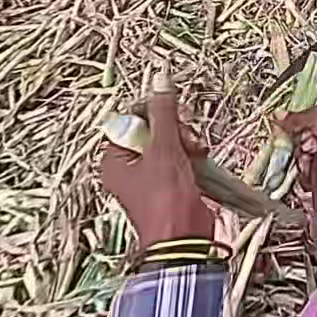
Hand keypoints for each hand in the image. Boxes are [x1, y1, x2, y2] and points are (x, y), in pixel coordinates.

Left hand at [100, 80, 214, 245]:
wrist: (186, 238)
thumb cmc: (165, 199)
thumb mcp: (164, 148)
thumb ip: (164, 111)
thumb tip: (161, 78)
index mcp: (116, 158)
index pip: (133, 117)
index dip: (155, 111)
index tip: (172, 114)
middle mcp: (130, 164)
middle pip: (154, 125)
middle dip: (175, 126)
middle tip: (187, 135)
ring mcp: (152, 173)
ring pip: (171, 137)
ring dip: (187, 138)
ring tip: (196, 149)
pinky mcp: (172, 179)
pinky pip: (181, 152)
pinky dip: (192, 151)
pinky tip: (200, 157)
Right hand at [282, 104, 316, 215]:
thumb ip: (298, 118)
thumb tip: (278, 116)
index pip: (301, 123)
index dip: (293, 128)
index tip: (286, 131)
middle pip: (297, 146)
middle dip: (298, 149)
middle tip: (309, 149)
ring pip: (299, 165)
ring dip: (303, 166)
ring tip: (315, 163)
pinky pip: (307, 183)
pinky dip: (308, 181)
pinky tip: (316, 177)